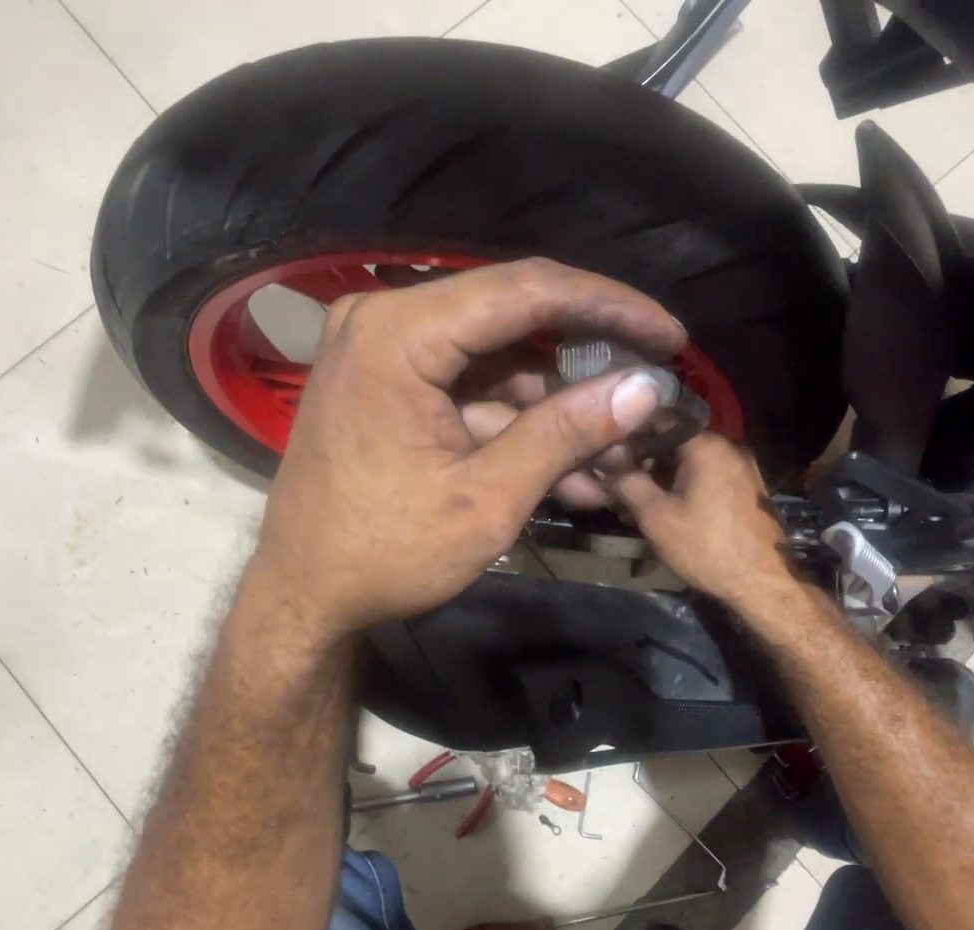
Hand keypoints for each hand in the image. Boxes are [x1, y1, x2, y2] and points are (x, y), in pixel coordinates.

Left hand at [246, 258, 684, 638]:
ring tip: (619, 445)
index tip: (669, 334)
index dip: (609, 306)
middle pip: (513, 314)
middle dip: (587, 354)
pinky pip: (468, 384)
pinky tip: (570, 462)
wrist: (304, 594)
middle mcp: (383, 320)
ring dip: (557, 400)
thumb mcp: (486, 501)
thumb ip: (564, 434)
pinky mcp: (388, 381)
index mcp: (399, 334)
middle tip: (650, 382)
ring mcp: (381, 348)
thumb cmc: (384, 554)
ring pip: (497, 355)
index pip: (526, 290)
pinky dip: (517, 419)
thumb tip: (645, 389)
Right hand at [612, 434, 799, 610]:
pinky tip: (667, 512)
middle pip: (674, 443)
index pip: (658, 420)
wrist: (762, 584)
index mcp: (706, 444)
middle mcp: (729, 446)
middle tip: (618, 489)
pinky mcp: (748, 489)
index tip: (608, 458)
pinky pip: (708, 478)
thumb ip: (627, 482)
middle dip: (644, 464)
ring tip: (636, 507)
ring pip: (690, 463)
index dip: (628, 437)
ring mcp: (742, 468)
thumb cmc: (705, 546)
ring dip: (662, 480)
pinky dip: (684, 488)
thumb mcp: (655, 516)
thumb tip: (607, 463)